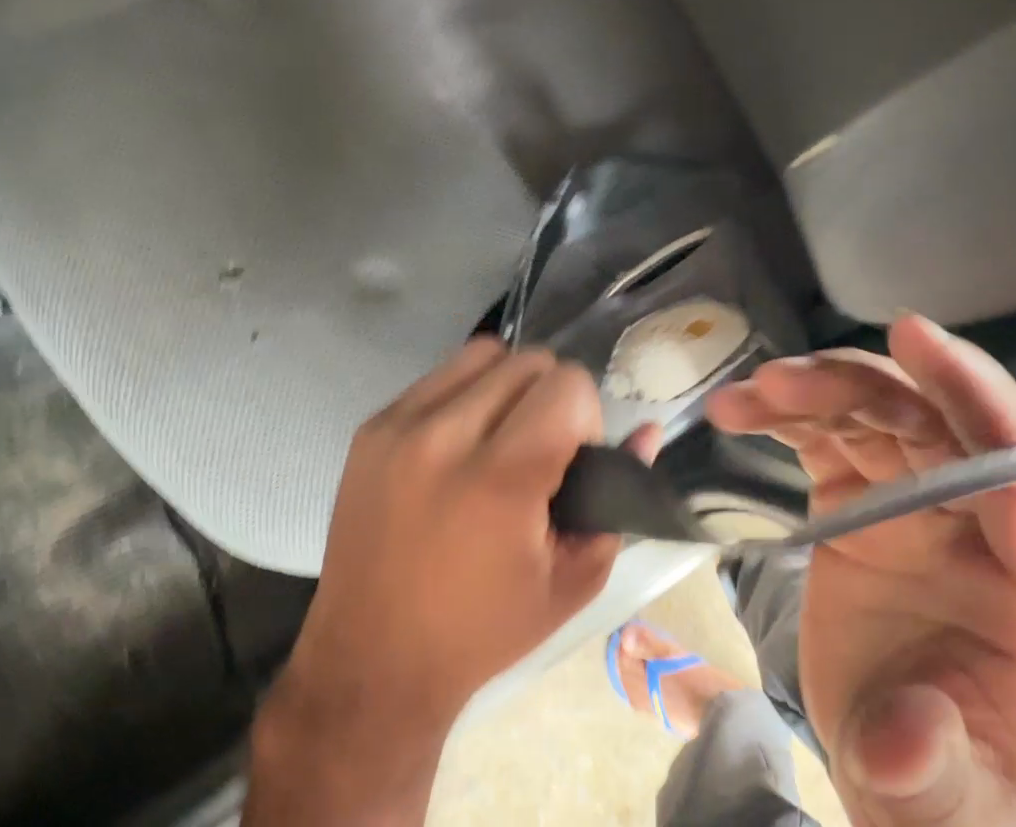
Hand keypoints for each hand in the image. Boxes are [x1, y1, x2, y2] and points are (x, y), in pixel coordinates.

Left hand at [247, 338, 621, 825]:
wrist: (373, 661)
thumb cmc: (486, 630)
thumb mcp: (574, 578)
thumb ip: (617, 495)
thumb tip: (646, 431)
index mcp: (500, 478)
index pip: (568, 383)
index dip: (586, 418)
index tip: (571, 462)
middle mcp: (444, 437)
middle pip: (529, 360)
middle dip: (551, 398)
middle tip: (542, 454)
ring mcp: (399, 427)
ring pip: (484, 354)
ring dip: (509, 387)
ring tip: (502, 440)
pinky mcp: (370, 428)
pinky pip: (439, 376)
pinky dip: (465, 396)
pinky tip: (462, 447)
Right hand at [707, 315, 1015, 826]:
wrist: (893, 771)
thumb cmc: (939, 786)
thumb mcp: (940, 801)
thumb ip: (931, 772)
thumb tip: (906, 739)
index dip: (981, 399)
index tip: (917, 340)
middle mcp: (982, 527)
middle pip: (938, 426)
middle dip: (866, 390)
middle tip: (783, 381)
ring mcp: (919, 509)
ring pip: (878, 419)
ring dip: (817, 392)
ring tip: (749, 396)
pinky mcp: (863, 506)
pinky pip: (830, 441)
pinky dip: (788, 419)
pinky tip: (741, 412)